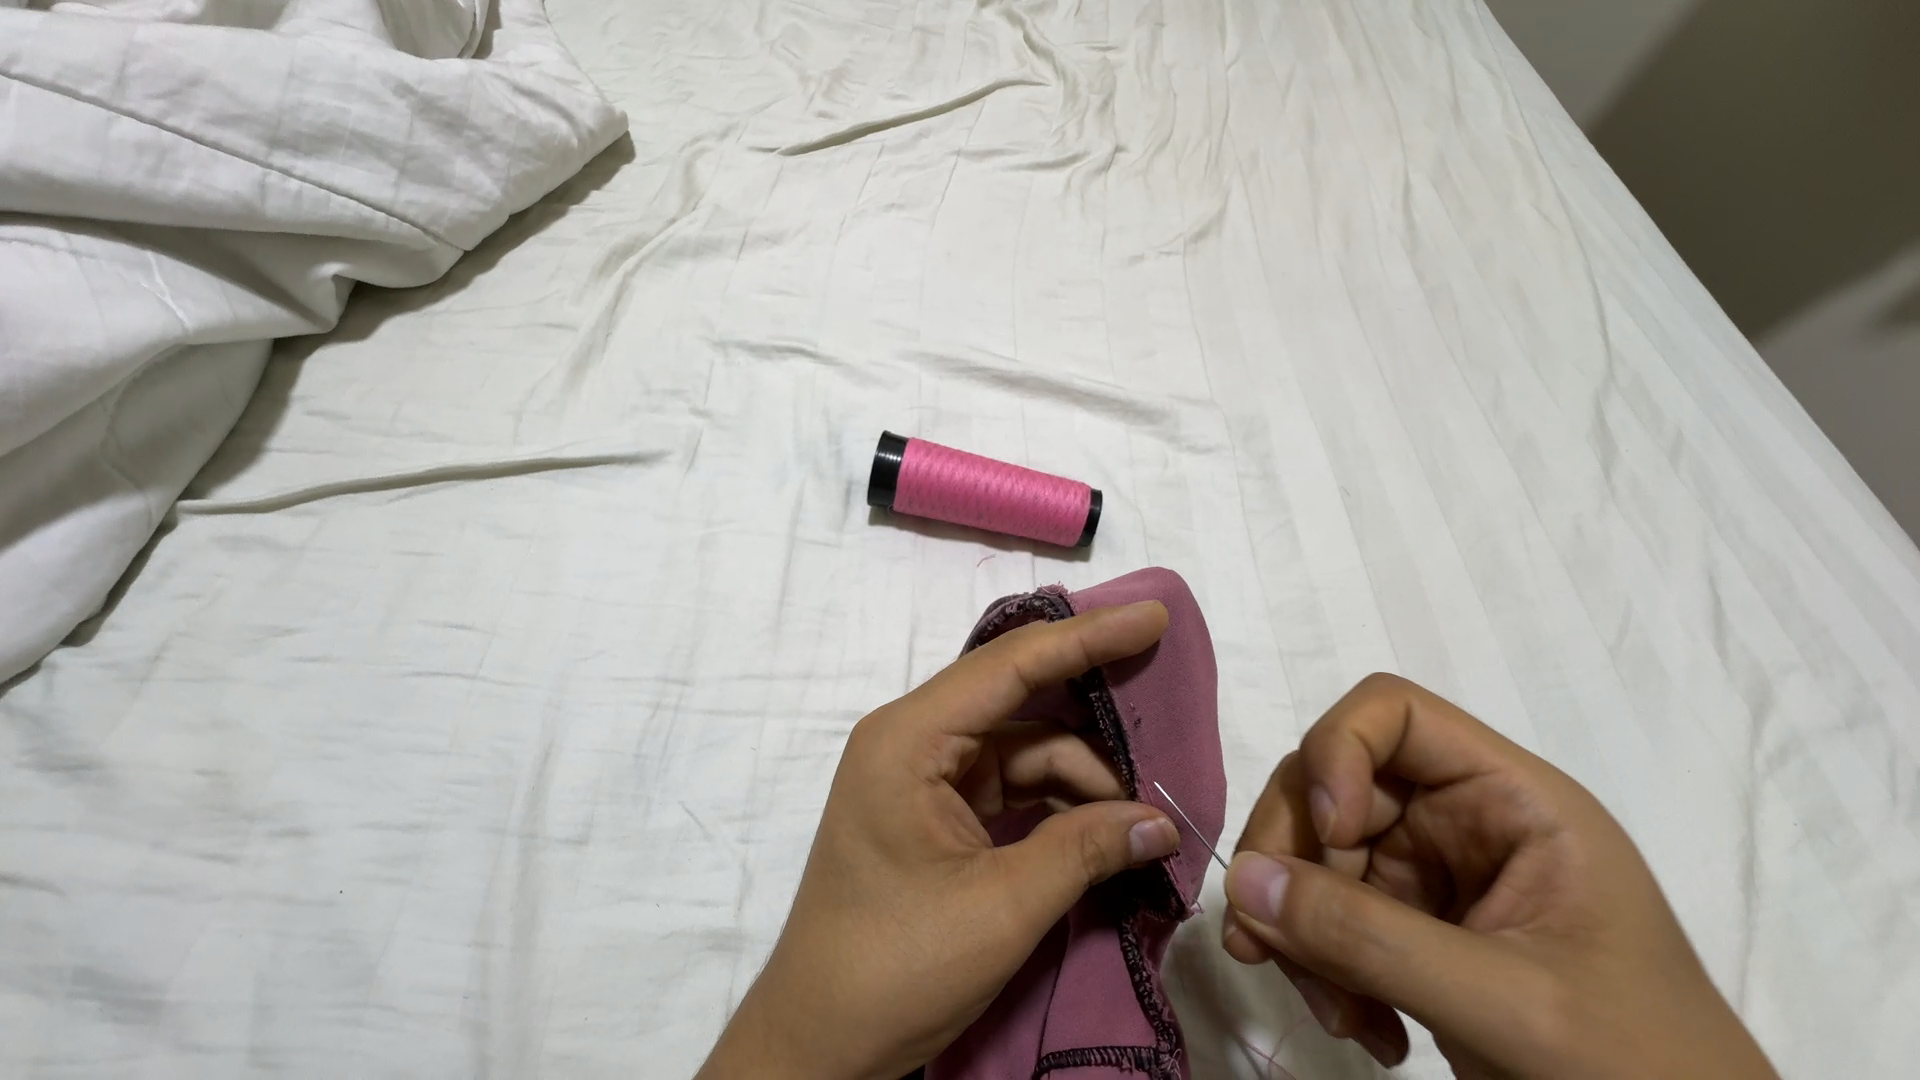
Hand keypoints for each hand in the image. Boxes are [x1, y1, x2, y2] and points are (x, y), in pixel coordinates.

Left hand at [697, 601, 1182, 1079]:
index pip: (1009, 666)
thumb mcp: (1000, 908)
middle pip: (1017, 695)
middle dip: (1091, 697)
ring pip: (1024, 745)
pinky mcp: (942, 810)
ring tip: (1148, 807)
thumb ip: (1084, 852)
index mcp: (909, 738)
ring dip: (1085, 771)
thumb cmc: (895, 966)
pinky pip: (1014, 783)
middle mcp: (915, 739)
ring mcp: (927, 774)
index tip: (1151, 617)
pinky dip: (1062, 800)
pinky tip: (1109, 824)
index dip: (1086, 638)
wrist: (821, 1040)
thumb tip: (1161, 822)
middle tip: (1163, 691)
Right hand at [1221, 674, 1779, 1078]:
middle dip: (1292, 860)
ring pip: (1312, 854)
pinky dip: (1316, 965)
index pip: (1393, 713)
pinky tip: (1358, 1027)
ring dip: (1298, 927)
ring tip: (1333, 1014)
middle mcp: (1460, 819)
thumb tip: (1241, 881)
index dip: (1338, 752)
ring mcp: (1430, 874)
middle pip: (1328, 784)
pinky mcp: (1407, 928)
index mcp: (1511, 800)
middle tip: (1267, 941)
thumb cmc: (1641, 1075)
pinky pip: (1324, 914)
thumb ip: (1370, 940)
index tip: (1329, 835)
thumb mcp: (1512, 1007)